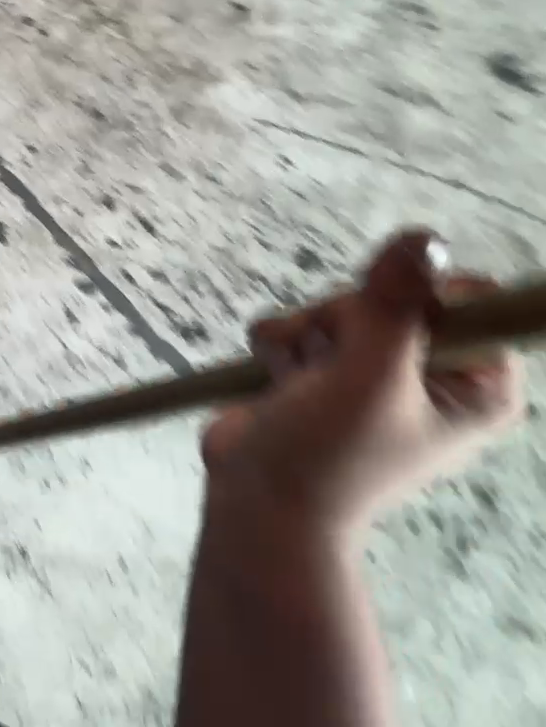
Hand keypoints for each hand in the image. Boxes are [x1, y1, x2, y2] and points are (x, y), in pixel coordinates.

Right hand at [201, 231, 525, 538]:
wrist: (258, 497)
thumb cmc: (332, 452)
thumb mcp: (369, 380)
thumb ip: (394, 309)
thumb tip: (421, 236)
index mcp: (475, 384)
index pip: (464, 303)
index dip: (415, 299)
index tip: (378, 321)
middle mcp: (424, 374)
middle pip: (384, 301)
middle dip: (338, 320)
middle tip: (326, 361)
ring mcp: (362, 374)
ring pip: (328, 311)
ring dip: (299, 334)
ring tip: (293, 376)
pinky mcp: (309, 373)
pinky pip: (290, 328)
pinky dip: (273, 346)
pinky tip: (272, 375)